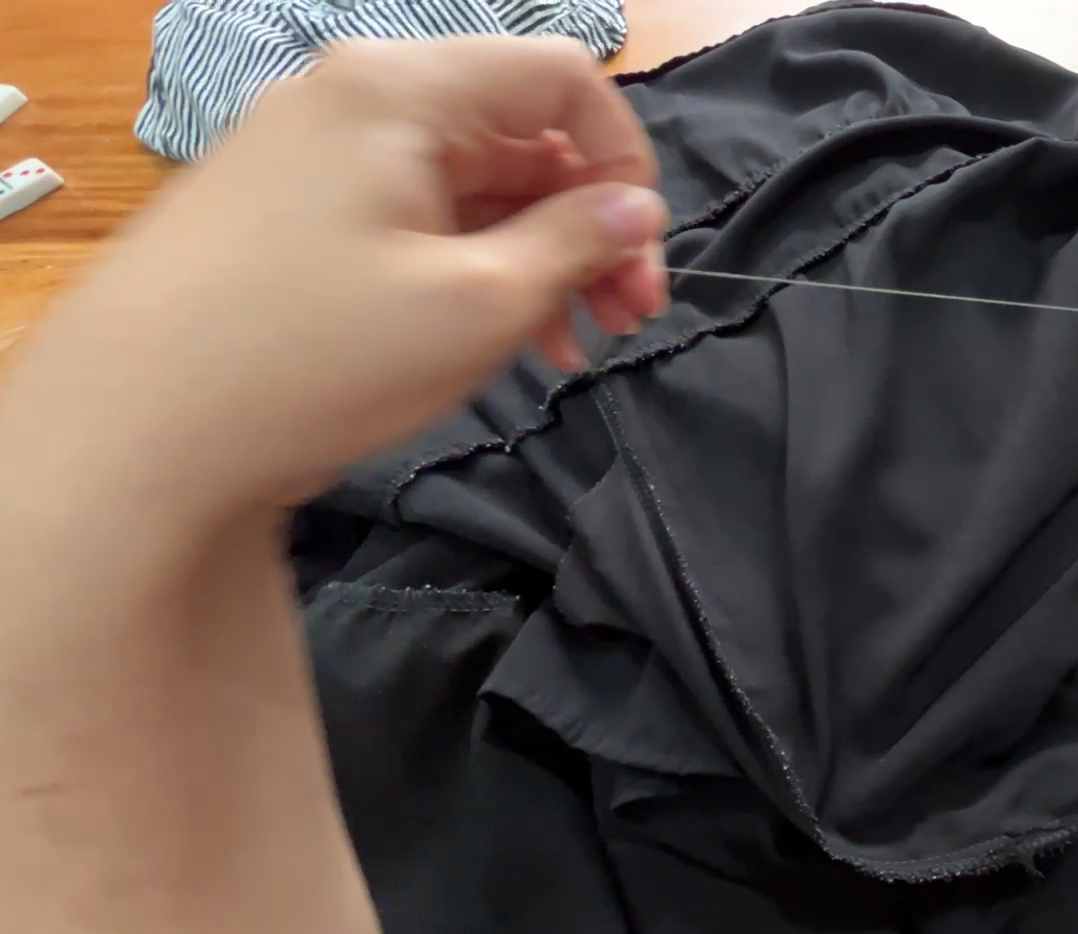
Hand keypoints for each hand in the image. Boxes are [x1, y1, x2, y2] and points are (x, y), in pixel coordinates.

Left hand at [3, 36, 668, 520]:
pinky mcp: (335, 219)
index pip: (564, 79)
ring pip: (499, 193)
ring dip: (562, 262)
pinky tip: (538, 342)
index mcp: (405, 93)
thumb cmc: (332, 352)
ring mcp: (348, 164)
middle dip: (600, 227)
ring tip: (593, 340)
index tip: (645, 248)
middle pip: (534, 141)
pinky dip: (506, 277)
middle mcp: (373, 106)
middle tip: (637, 314)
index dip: (626, 158)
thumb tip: (644, 209)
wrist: (152, 430)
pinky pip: (451, 227)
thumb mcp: (486, 298)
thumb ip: (579, 240)